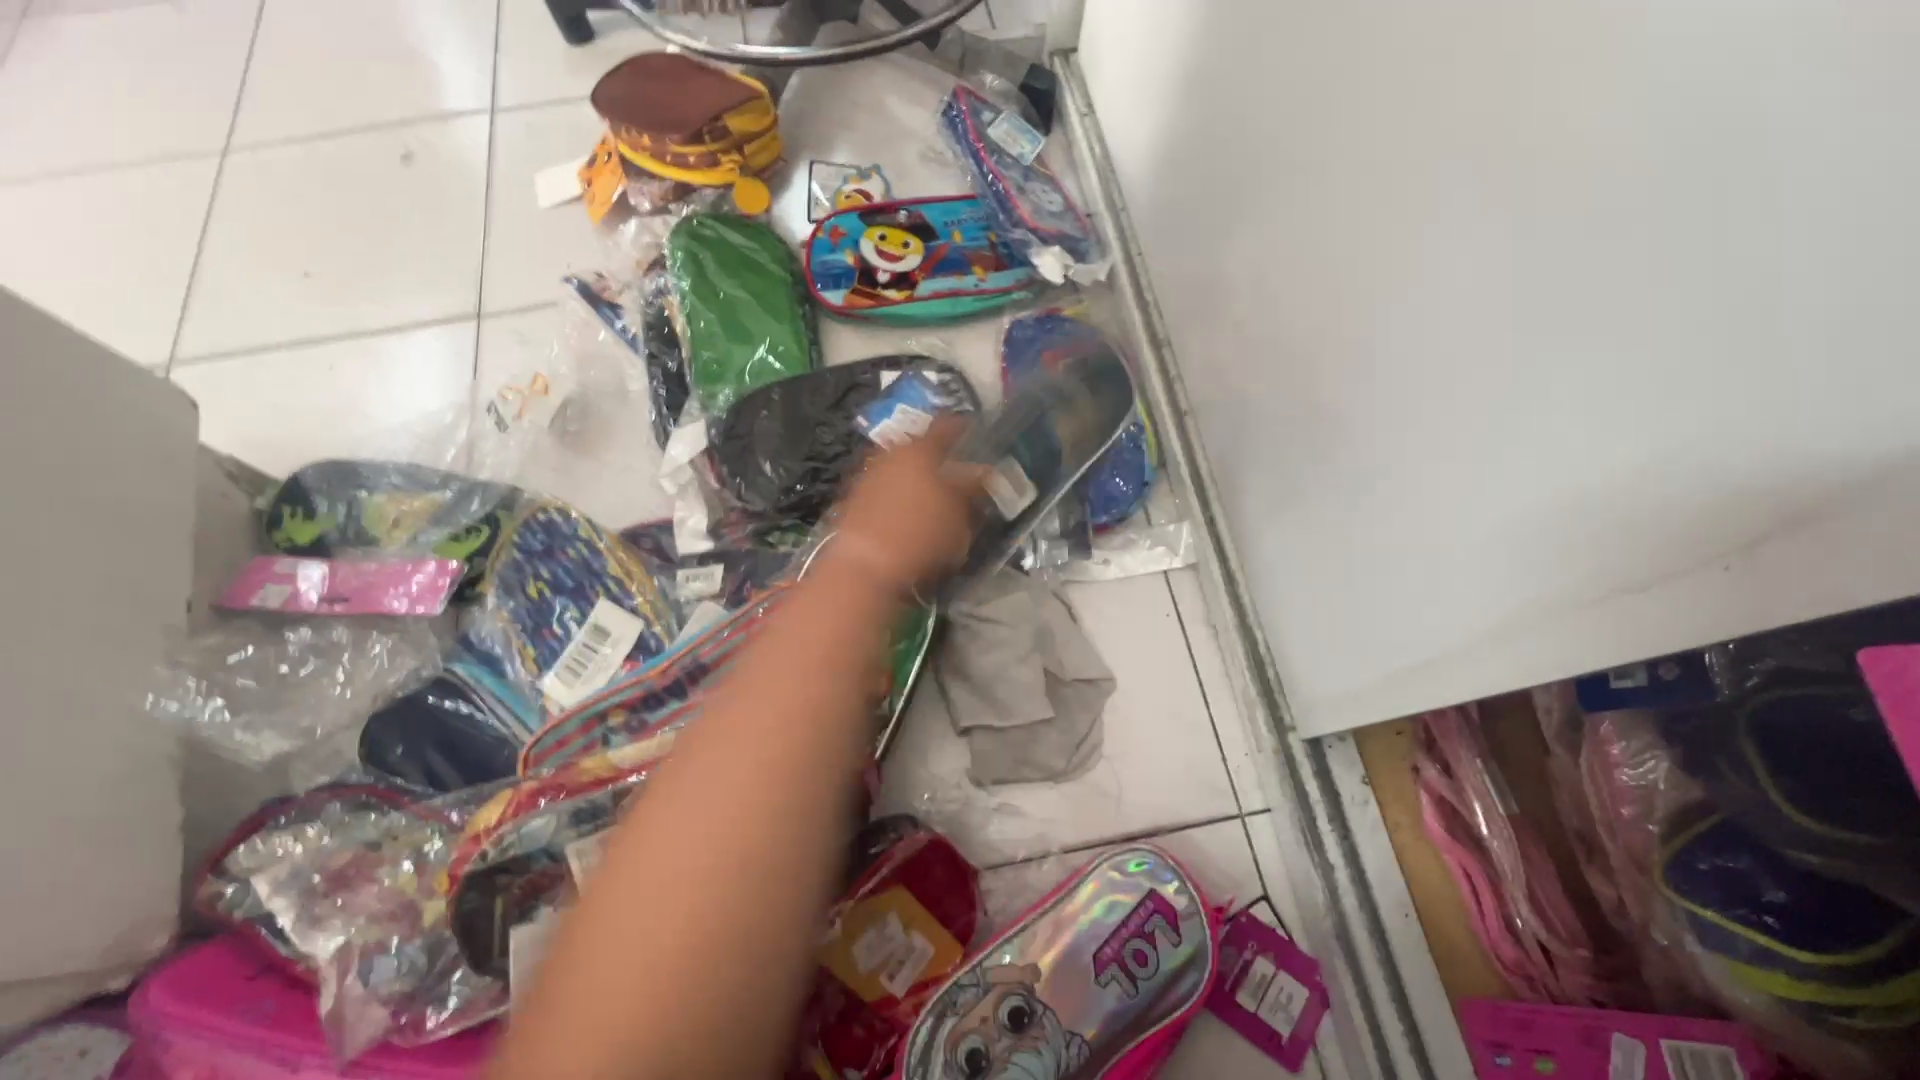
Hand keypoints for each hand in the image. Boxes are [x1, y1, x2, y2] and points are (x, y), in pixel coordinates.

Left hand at [827, 421, 978, 595]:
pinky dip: (895, 498)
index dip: (962, 428)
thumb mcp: (959, 517)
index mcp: (920, 450)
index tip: (974, 432)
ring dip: (913, 479)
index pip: (945, 427)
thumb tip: (980, 474)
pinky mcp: (852, 501)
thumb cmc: (921, 535)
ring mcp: (867, 477)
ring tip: (930, 498)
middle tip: (954, 471)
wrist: (864, 566)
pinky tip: (904, 516)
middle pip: (918, 449)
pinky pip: (882, 492)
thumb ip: (971, 491)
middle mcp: (890, 455)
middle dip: (936, 459)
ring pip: (898, 470)